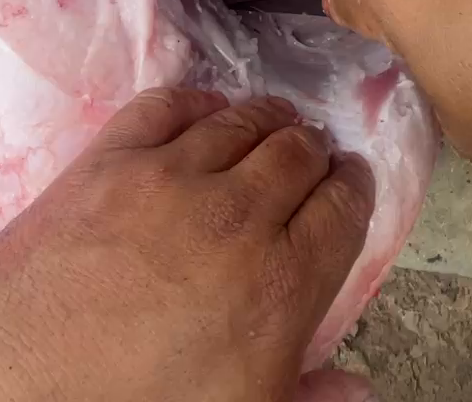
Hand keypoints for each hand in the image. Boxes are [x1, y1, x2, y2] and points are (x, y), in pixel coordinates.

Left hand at [0, 89, 374, 401]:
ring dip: (268, 118)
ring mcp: (167, 179)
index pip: (342, 208)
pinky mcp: (107, 160)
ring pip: (240, 121)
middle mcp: (235, 217)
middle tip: (314, 152)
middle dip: (315, 149)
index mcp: (279, 286)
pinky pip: (167, 106)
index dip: (354, 187)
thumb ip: (311, 399)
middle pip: (297, 153)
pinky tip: (208, 107)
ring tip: (275, 120)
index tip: (352, 179)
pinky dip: (198, 100)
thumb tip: (364, 387)